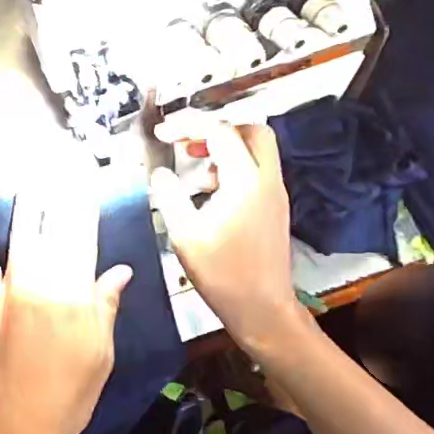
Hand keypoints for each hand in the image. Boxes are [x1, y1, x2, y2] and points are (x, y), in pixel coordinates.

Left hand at [0, 193, 132, 433]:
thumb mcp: (101, 352)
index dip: (85, 208)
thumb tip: (119, 271)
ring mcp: (10, 286)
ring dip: (27, 205)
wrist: (19, 420)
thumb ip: (105, 305)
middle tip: (60, 168)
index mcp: (76, 292)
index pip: (83, 238)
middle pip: (52, 228)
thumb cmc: (70, 392)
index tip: (87, 183)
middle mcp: (43, 280)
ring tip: (32, 179)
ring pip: (21, 235)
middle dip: (58, 196)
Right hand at [149, 119, 313, 365]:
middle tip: (188, 142)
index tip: (163, 133)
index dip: (188, 125)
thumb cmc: (222, 273)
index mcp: (245, 182)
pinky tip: (206, 193)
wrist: (262, 308)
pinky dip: (231, 170)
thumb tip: (160, 173)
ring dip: (223, 151)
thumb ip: (169, 195)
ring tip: (192, 172)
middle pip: (251, 131)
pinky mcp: (273, 209)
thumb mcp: (184, 232)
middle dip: (216, 129)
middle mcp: (266, 181)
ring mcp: (274, 195)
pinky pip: (254, 173)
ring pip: (255, 152)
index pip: (220, 132)